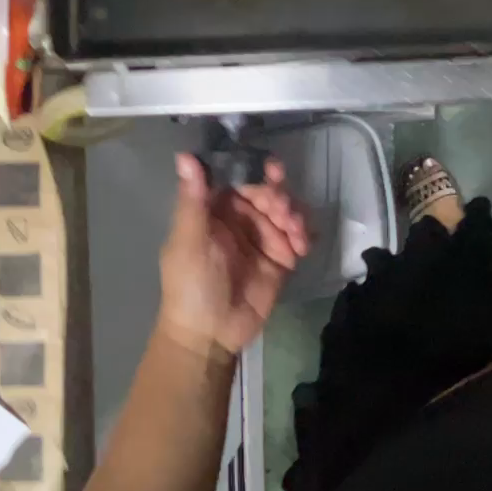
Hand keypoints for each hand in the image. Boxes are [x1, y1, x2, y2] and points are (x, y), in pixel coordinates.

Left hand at [157, 154, 308, 361]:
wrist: (210, 335)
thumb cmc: (191, 285)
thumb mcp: (189, 241)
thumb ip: (193, 199)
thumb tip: (186, 155)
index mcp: (215, 211)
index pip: (240, 181)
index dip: (258, 175)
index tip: (274, 172)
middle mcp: (241, 220)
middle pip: (269, 194)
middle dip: (281, 198)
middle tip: (284, 213)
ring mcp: (263, 239)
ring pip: (288, 212)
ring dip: (296, 215)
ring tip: (296, 233)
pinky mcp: (282, 259)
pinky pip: (300, 237)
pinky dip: (305, 236)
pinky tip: (303, 246)